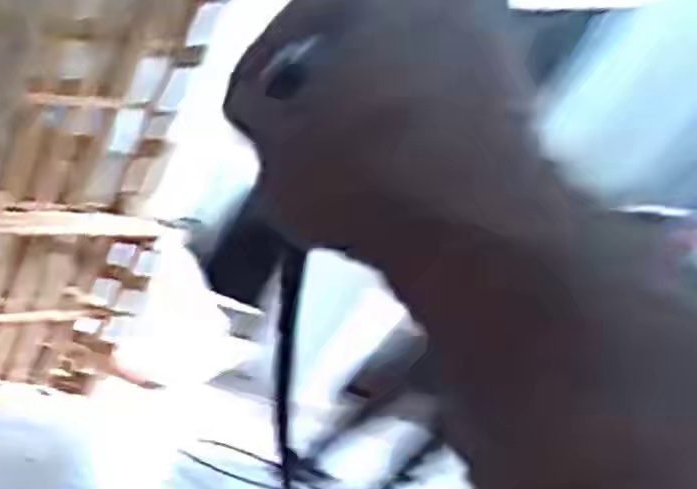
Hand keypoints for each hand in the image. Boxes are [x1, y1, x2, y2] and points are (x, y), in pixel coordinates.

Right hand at [223, 0, 567, 271]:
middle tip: (277, 114)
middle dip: (309, 71)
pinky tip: (365, 154)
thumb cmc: (358, 178)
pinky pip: (428, 80)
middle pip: (353, 27)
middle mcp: (440, 3)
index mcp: (373, 4)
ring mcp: (484, 33)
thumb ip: (252, 109)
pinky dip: (390, 108)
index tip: (238, 95)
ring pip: (391, 53)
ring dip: (349, 91)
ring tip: (317, 143)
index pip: (297, 14)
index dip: (253, 61)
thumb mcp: (270, 148)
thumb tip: (249, 97)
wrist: (456, 215)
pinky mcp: (504, 77)